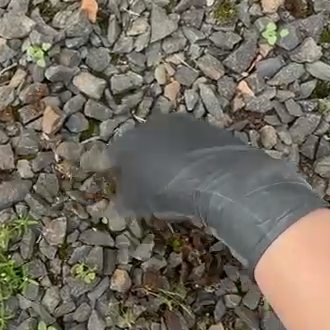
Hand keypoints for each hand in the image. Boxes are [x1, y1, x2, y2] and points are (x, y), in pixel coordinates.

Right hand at [110, 113, 323, 270]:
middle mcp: (153, 126)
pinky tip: (197, 179)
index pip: (110, 156)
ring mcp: (185, 125)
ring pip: (168, 143)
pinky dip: (191, 160)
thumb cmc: (165, 191)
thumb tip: (116, 204)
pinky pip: (193, 147)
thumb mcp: (135, 204)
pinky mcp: (211, 131)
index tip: (114, 185)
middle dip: (139, 162)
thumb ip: (122, 201)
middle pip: (139, 145)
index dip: (111, 172)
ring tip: (172, 183)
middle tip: (143, 184)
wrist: (220, 179)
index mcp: (128, 142)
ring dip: (167, 159)